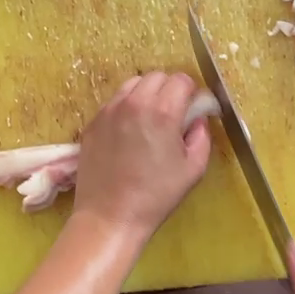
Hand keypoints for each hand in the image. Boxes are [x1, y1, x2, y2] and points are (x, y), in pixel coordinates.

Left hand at [72, 72, 211, 240]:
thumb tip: (198, 120)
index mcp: (162, 111)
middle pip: (156, 77)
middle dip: (169, 89)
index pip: (181, 80)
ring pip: (132, 84)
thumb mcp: (193, 169)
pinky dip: (126, 107)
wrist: (109, 216)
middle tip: (173, 113)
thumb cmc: (156, 196)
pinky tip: (129, 132)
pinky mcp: (93, 122)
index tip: (192, 108)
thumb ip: (201, 136)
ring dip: (146, 94)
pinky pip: (114, 102)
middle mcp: (133, 103)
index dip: (191, 91)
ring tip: (150, 119)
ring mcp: (109, 111)